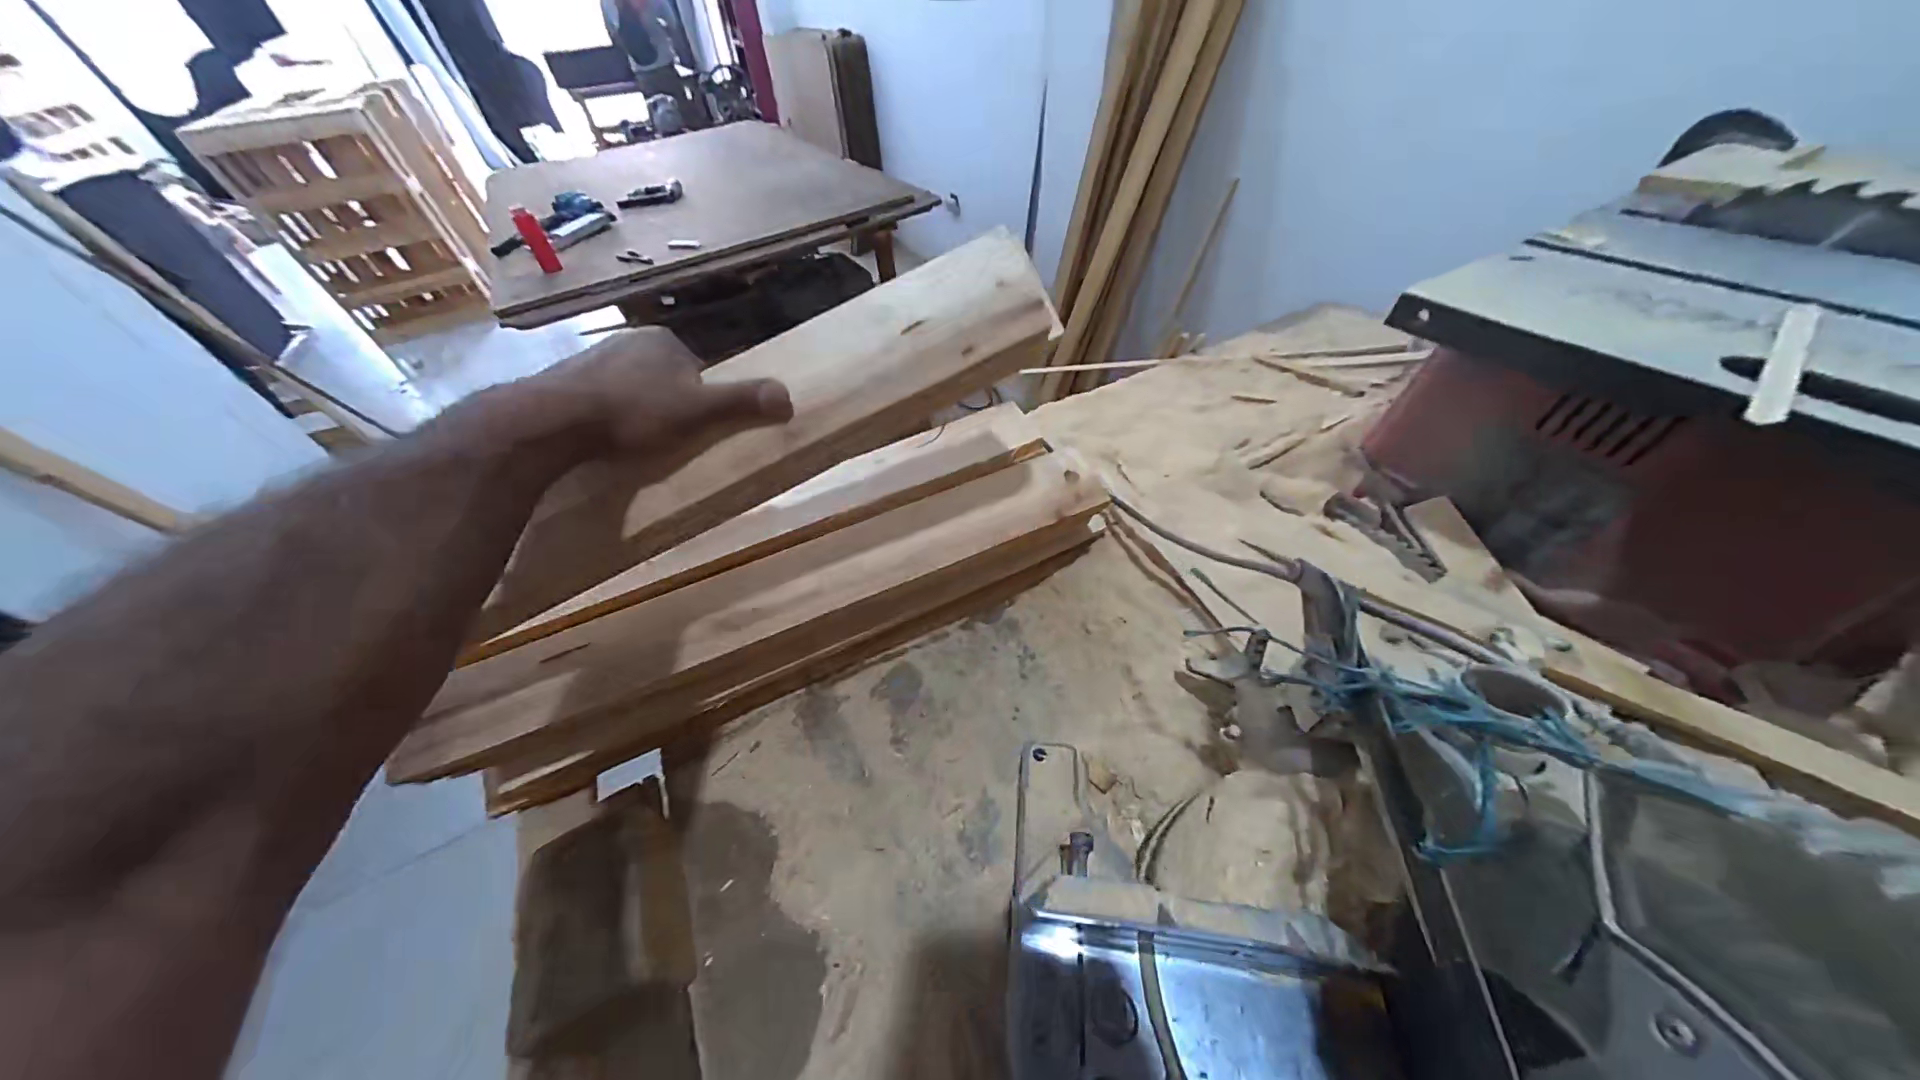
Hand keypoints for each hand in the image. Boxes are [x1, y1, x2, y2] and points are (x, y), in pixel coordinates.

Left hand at [466, 327, 793, 464]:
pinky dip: (607, 412)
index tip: (698, 427)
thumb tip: (789, 396)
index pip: (698, 369)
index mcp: (664, 340)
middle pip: (665, 376)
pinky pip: (600, 395)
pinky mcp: (564, 379)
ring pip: (631, 385)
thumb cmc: (634, 413)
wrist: (553, 420)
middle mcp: (628, 339)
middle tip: (668, 437)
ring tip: (635, 439)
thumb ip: (741, 402)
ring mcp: (592, 357)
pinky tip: (604, 434)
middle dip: (669, 402)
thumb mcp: (698, 411)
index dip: (703, 398)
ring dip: (637, 408)